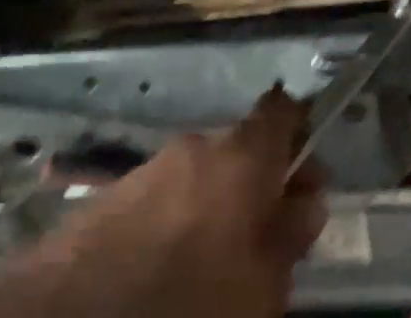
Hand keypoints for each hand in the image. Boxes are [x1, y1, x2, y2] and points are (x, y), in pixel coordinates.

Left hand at [20, 90, 325, 317]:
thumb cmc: (186, 302)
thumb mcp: (262, 288)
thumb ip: (289, 238)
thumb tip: (306, 202)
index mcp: (240, 157)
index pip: (282, 110)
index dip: (301, 131)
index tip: (308, 170)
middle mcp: (193, 149)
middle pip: (240, 150)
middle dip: (257, 184)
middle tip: (266, 235)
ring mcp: (143, 172)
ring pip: (197, 177)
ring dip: (212, 205)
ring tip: (213, 259)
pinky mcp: (102, 202)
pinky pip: (157, 200)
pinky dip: (171, 222)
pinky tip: (165, 268)